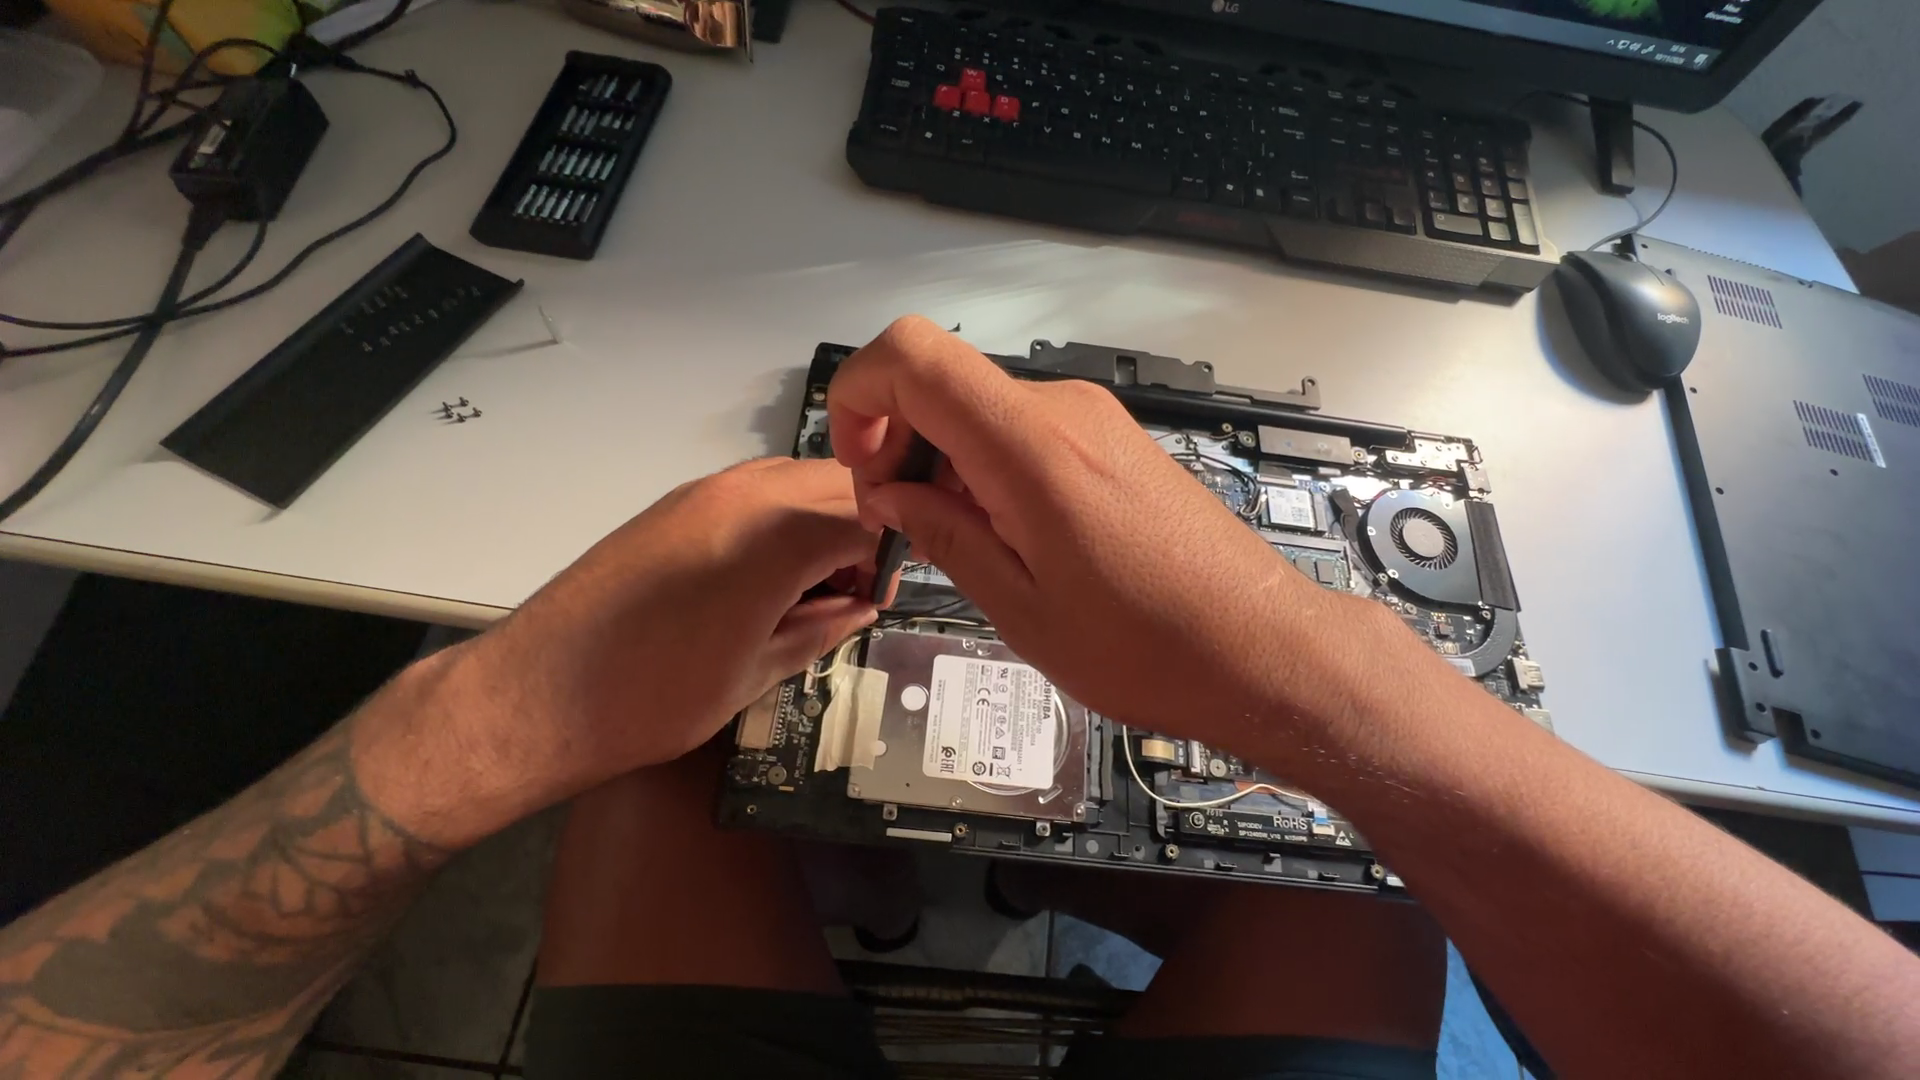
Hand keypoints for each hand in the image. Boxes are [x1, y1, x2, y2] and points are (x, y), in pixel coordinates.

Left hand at [432, 458, 879, 819]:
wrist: (535, 696)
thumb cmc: (655, 698)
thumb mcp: (757, 673)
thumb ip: (822, 628)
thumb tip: (862, 606)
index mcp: (775, 539)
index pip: (867, 521)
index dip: (888, 559)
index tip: (882, 598)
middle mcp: (745, 495)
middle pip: (837, 485)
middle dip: (863, 529)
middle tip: (855, 589)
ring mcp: (705, 491)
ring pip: (796, 478)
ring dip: (823, 517)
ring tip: (813, 581)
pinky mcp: (676, 502)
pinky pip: (756, 488)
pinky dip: (783, 516)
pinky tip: (770, 569)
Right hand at [828, 317, 1405, 755]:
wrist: (1259, 649)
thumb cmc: (1148, 646)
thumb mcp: (1019, 607)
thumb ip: (942, 534)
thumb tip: (890, 495)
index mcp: (1030, 448)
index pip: (912, 357)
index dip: (860, 396)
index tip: (862, 468)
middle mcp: (1064, 411)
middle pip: (941, 382)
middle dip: (899, 444)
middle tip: (905, 524)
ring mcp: (1094, 421)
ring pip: (979, 410)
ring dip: (944, 464)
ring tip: (965, 545)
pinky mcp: (1111, 441)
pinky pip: (1023, 432)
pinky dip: (987, 470)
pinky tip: (1007, 536)